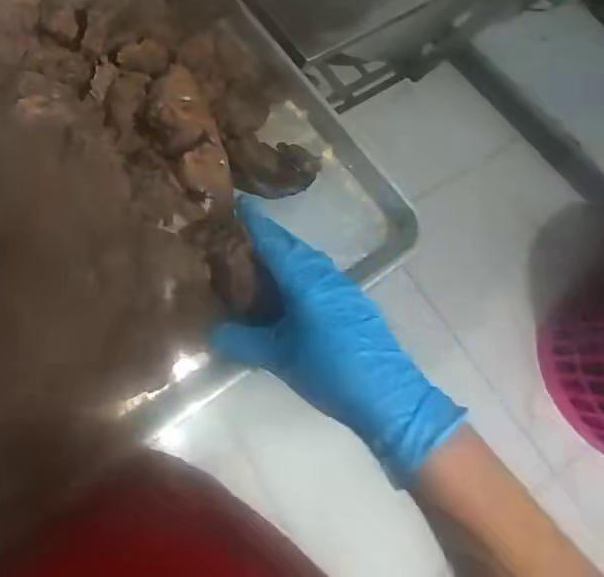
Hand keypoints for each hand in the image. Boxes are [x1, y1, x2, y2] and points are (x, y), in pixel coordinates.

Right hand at [212, 196, 465, 484]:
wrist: (391, 399)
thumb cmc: (330, 370)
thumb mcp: (278, 358)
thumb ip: (242, 341)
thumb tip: (212, 331)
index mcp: (302, 275)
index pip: (270, 237)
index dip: (249, 220)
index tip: (230, 203)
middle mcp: (322, 271)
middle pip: (287, 244)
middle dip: (262, 236)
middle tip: (233, 236)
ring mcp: (341, 285)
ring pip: (304, 259)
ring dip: (280, 255)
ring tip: (254, 264)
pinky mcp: (352, 301)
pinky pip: (316, 274)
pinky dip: (296, 273)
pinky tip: (286, 292)